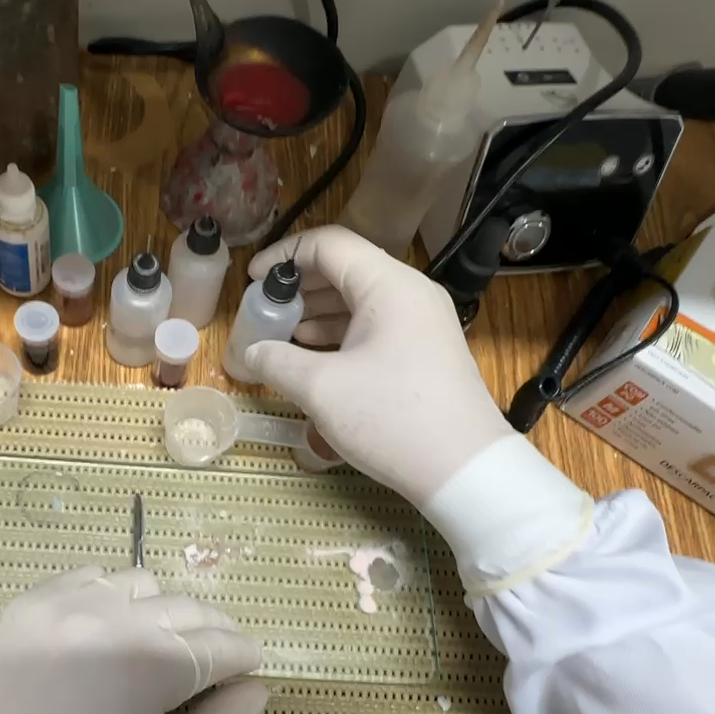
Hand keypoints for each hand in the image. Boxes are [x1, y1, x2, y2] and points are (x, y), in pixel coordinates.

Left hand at [0, 565, 268, 713]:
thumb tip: (257, 688)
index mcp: (146, 666)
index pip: (218, 646)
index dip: (243, 657)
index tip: (251, 668)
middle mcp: (109, 619)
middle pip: (186, 607)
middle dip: (213, 631)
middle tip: (216, 659)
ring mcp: (63, 602)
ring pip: (140, 582)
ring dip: (164, 609)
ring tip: (160, 642)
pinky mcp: (29, 602)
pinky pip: (89, 578)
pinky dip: (112, 596)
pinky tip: (110, 629)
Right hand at [242, 226, 512, 502]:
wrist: (463, 468)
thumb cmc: (391, 418)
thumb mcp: (322, 389)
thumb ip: (278, 362)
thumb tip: (252, 352)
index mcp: (388, 286)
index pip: (329, 245)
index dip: (284, 255)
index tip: (253, 280)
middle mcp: (409, 294)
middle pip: (345, 270)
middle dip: (299, 287)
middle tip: (265, 311)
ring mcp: (421, 323)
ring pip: (359, 301)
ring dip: (317, 313)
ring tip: (282, 335)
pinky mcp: (424, 352)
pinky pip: (374, 327)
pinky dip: (340, 334)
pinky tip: (313, 357)